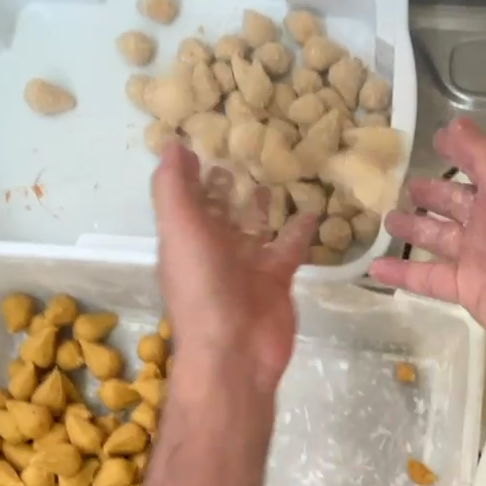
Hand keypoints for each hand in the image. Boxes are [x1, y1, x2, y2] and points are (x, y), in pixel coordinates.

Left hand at [151, 142, 315, 394]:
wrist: (237, 353)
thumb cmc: (203, 290)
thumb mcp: (180, 232)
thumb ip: (174, 189)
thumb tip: (173, 143)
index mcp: (185, 237)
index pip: (185, 194)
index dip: (192, 167)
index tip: (207, 133)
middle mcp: (213, 248)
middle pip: (220, 208)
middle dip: (228, 180)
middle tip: (246, 143)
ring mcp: (246, 264)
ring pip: (254, 225)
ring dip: (260, 201)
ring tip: (275, 169)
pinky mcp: (276, 278)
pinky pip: (288, 247)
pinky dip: (299, 228)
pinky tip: (312, 208)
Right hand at [368, 118, 485, 368]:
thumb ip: (484, 157)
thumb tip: (453, 124)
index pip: (477, 167)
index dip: (458, 152)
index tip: (432, 140)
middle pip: (453, 204)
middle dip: (430, 195)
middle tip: (397, 186)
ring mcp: (479, 260)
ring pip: (437, 240)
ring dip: (413, 231)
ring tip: (383, 222)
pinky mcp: (468, 292)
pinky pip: (428, 279)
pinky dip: (403, 274)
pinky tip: (375, 269)